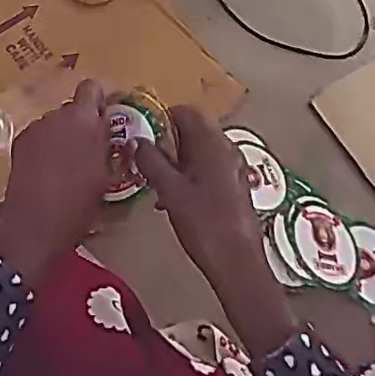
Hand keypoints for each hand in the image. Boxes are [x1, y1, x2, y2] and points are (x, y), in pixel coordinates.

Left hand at [0, 77, 115, 277]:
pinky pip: (39, 135)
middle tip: (87, 148)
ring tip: (64, 163)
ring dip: (62, 134)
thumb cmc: (79, 202)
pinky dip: (44, 145)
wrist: (34, 225)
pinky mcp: (20, 140)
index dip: (98, 101)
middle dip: (80, 122)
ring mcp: (36, 126)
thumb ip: (106, 142)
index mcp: (85, 119)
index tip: (103, 120)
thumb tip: (107, 128)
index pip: (92, 87)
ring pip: (55, 122)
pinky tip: (45, 170)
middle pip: (73, 107)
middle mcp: (59, 115)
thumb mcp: (106, 174)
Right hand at [135, 108, 296, 357]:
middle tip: (147, 159)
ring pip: (200, 151)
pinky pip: (209, 168)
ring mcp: (234, 167)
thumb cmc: (203, 222)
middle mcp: (227, 148)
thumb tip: (136, 140)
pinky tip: (176, 199)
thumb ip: (151, 161)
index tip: (143, 134)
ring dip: (178, 160)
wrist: (238, 263)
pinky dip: (191, 174)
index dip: (162, 118)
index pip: (186, 111)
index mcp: (212, 142)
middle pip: (194, 130)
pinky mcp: (236, 186)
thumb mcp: (170, 190)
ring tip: (157, 182)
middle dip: (168, 141)